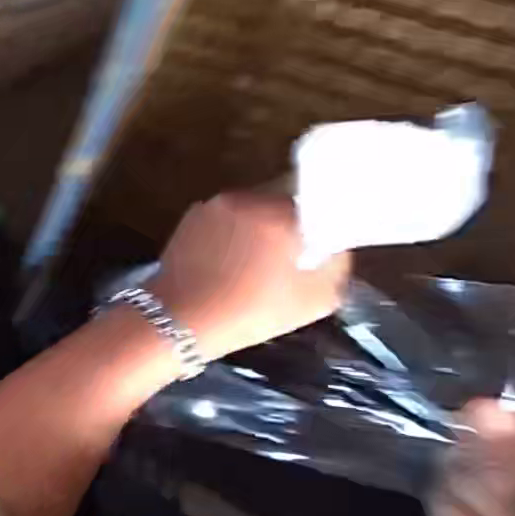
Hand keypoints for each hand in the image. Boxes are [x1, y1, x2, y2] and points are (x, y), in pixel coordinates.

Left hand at [150, 192, 349, 361]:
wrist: (179, 317)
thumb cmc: (251, 311)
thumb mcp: (318, 297)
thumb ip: (335, 261)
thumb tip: (330, 244)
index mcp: (279, 212)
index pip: (321, 200)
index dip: (326, 220)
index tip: (326, 238)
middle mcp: (244, 198)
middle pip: (283, 199)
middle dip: (291, 221)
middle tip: (293, 251)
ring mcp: (212, 205)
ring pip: (251, 207)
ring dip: (259, 224)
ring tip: (259, 257)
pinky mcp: (189, 217)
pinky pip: (224, 216)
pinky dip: (232, 230)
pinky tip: (230, 256)